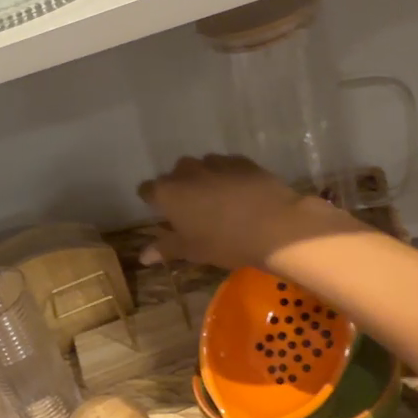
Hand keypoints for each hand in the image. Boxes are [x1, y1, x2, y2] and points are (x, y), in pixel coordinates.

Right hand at [137, 155, 357, 270]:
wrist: (274, 226)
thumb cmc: (224, 242)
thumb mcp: (191, 250)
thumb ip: (165, 248)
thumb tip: (143, 256)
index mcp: (168, 193)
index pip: (147, 190)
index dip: (153, 201)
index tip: (163, 213)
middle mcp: (186, 171)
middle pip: (174, 175)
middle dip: (179, 188)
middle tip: (192, 211)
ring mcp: (215, 162)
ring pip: (200, 167)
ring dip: (202, 180)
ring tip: (216, 200)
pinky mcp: (241, 161)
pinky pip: (225, 165)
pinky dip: (226, 176)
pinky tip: (238, 192)